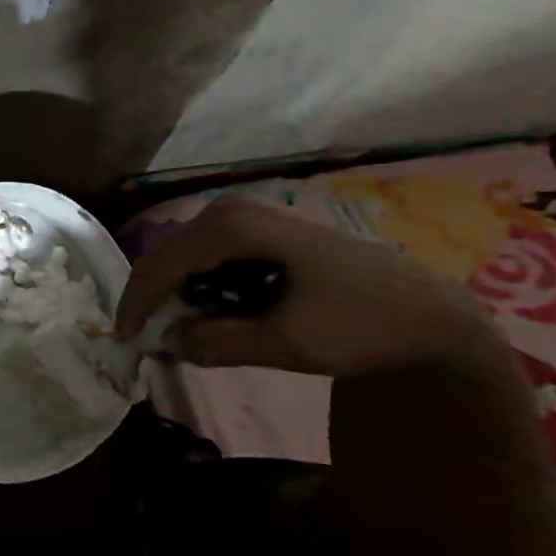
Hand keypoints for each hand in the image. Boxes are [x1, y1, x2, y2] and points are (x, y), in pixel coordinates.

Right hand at [117, 197, 504, 376]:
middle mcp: (234, 211)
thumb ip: (219, 344)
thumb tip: (168, 343)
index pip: (164, 263)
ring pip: (189, 254)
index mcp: (236, 228)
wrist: (428, 313)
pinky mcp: (263, 230)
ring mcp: (250, 216)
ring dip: (176, 292)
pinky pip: (211, 255)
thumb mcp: (287, 343)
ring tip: (175, 331)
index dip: (138, 302)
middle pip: (171, 254)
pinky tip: (209, 312)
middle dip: (154, 296)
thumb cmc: (359, 324)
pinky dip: (200, 285)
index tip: (127, 340)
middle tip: (148, 339)